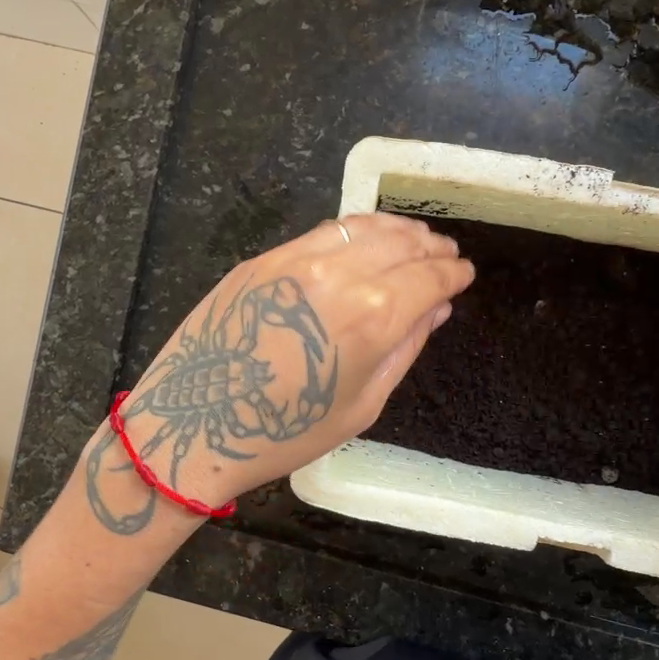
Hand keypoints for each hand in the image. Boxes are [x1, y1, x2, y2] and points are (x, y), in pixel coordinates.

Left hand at [80, 214, 473, 534]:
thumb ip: (404, 348)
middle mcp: (340, 274)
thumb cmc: (285, 432)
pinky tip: (363, 240)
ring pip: (363, 228)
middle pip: (401, 245)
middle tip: (445, 254)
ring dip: (397, 230)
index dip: (453, 273)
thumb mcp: (361, 405)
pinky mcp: (264, 259)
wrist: (194, 423)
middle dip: (431, 248)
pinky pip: (323, 232)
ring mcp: (297, 260)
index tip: (464, 274)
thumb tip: (435, 309)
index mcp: (374, 316)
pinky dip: (356, 231)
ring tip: (413, 240)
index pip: (430, 278)